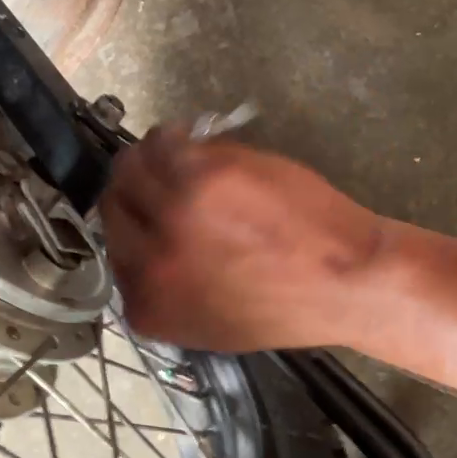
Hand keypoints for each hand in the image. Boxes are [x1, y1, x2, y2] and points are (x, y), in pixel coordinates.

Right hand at [98, 126, 386, 351]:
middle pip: (115, 200)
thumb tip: (148, 245)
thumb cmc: (289, 303)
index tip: (150, 208)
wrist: (344, 280)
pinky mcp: (202, 174)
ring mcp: (173, 212)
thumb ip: (168, 287)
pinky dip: (176, 136)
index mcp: (147, 304)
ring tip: (183, 157)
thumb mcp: (211, 321)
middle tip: (164, 177)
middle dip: (137, 187)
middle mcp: (148, 260)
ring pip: (133, 165)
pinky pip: (166, 139)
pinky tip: (197, 141)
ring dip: (153, 157)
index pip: (112, 245)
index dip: (134, 221)